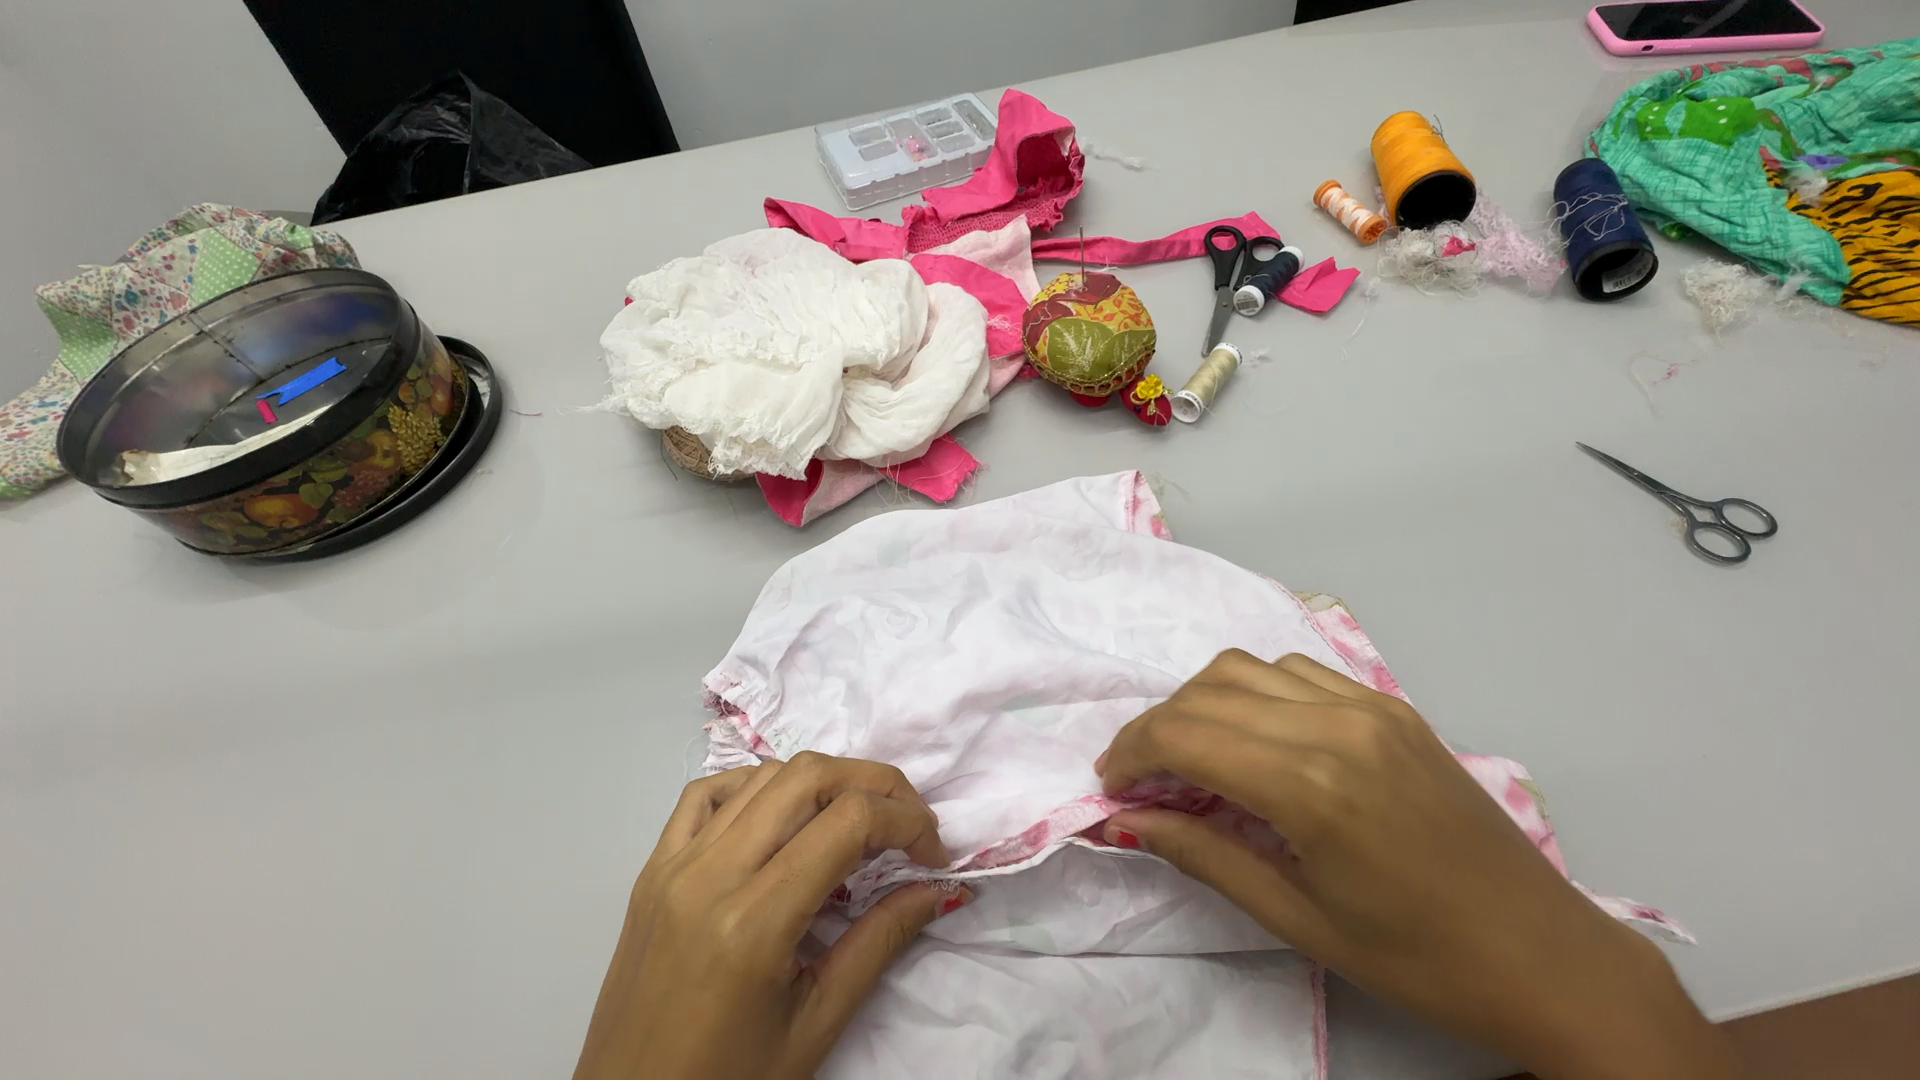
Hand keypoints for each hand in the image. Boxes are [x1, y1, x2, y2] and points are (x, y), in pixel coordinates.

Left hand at [574, 753, 965, 1079]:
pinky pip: (707, 793)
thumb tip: (938, 886)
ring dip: (825, 781)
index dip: (906, 821)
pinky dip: (757, 785)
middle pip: (809, 777)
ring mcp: (674, 863)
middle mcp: (710, 873)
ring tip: (857, 820)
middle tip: (909, 820)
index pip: (847, 822)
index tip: (934, 853)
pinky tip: (784, 815)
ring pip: (764, 775)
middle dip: (876, 783)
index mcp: (753, 921)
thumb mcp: (816, 1023)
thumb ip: (881, 941)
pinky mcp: (653, 866)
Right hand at [1096, 652, 1740, 1079]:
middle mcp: (1335, 726)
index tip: (1110, 784)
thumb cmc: (1413, 957)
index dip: (1131, 753)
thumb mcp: (1293, 917)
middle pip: (1206, 691)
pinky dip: (1253, 691)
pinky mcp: (1391, 705)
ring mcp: (1369, 706)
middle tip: (1141, 776)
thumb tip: (1123, 820)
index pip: (1184, 736)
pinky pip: (1297, 672)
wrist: (1544, 955)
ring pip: (1246, 668)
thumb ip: (1200, 854)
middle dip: (1155, 727)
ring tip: (1192, 754)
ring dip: (1200, 702)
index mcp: (1310, 786)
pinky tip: (1254, 735)